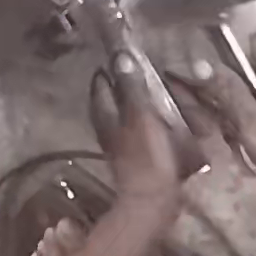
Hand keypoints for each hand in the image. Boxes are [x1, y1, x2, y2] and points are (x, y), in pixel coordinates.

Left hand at [91, 52, 184, 206]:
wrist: (153, 201)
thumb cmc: (147, 156)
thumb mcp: (142, 115)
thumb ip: (131, 87)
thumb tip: (119, 55)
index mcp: (105, 115)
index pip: (100, 84)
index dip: (108, 69)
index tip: (120, 54)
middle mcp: (106, 128)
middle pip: (107, 100)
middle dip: (117, 85)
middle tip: (133, 69)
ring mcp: (118, 145)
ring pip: (119, 116)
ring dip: (129, 103)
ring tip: (146, 91)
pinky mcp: (132, 159)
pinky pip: (134, 131)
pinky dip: (141, 120)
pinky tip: (154, 120)